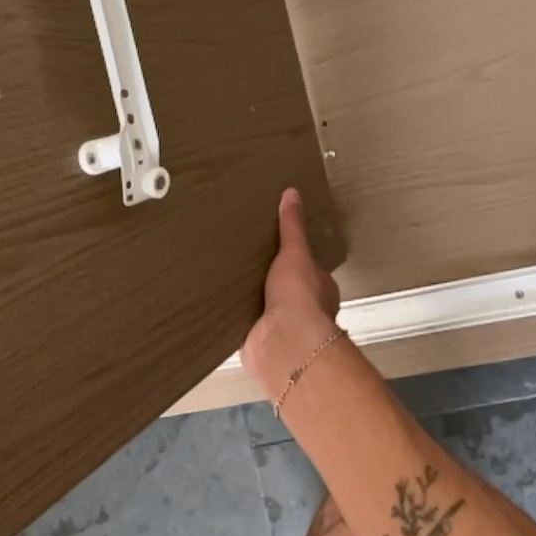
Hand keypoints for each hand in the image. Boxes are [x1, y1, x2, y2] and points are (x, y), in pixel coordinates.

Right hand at [241, 188, 340, 400]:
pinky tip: (216, 305)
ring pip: (264, 307)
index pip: (306, 268)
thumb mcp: (295, 252)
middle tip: (241, 258)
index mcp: (320, 287)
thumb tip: (292, 192)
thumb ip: (292, 226)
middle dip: (266, 278)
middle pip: (283, 288)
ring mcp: (281, 327)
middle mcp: (303, 309)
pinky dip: (233, 317)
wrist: (283, 342)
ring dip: (249, 299)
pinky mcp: (258, 341)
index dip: (291, 258)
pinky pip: (244, 324)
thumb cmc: (298, 296)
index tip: (272, 245)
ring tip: (224, 278)